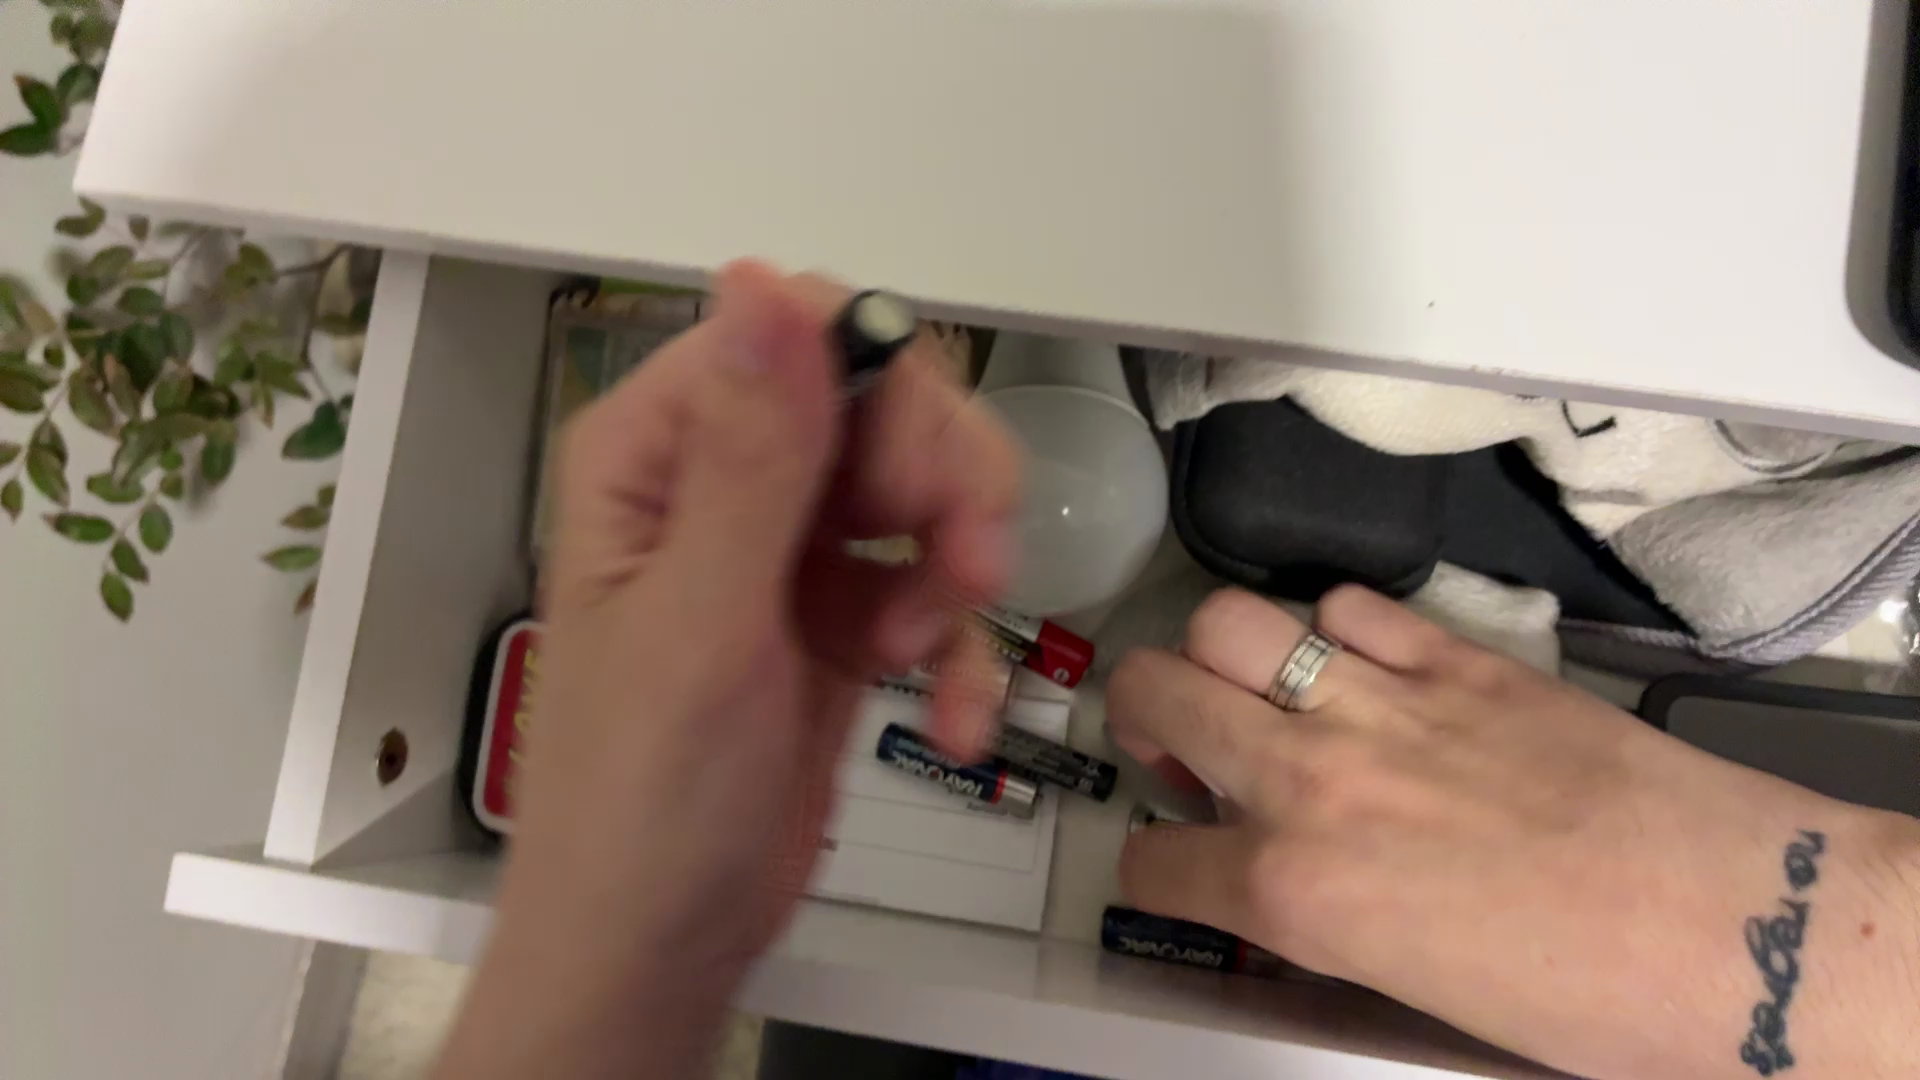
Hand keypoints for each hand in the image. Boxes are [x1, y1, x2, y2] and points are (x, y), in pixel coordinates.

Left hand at [436, 262, 1018, 1079]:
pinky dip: (960, 653)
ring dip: (956, 572)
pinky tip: (954, 721)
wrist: (663, 943)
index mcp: (667, 450)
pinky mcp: (846, 613)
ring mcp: (796, 547)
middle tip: (973, 574)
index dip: (890, 391)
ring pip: (927, 495)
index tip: (929, 490)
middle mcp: (733, 479)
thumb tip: (762, 279)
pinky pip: (933, 591)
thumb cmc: (648, 796)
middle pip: (886, 411)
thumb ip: (749, 456)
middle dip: (947, 489)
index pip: (805, 338)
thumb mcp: (702, 620)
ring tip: (928, 654)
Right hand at [1108, 586, 1919, 1079]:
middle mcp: (1308, 782)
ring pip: (1226, 623)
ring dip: (1216, 652)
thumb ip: (1295, 901)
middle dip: (1133, 708)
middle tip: (1169, 726)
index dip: (1145, 864)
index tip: (1168, 854)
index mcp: (1297, 887)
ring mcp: (1377, 707)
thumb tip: (1245, 852)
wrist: (1759, 938)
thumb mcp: (1394, 971)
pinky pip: (1344, 605)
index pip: (1152, 862)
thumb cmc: (1575, 994)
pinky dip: (1332, 628)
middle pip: (1150, 690)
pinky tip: (1357, 661)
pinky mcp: (1451, 660)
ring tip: (1248, 679)